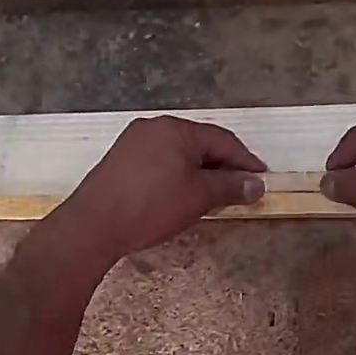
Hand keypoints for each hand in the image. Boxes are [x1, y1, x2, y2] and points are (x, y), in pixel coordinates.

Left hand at [42, 116, 266, 269]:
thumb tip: (256, 184)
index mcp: (175, 129)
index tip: (262, 178)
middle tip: (242, 189)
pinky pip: (161, 163)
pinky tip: (184, 195)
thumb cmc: (152, 206)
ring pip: (179, 154)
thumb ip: (231, 186)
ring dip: (201, 173)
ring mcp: (133, 143)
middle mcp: (154, 128)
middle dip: (224, 167)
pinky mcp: (120, 162)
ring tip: (217, 195)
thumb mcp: (199, 196)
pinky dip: (179, 176)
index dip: (245, 161)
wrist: (93, 226)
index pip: (222, 140)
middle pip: (200, 144)